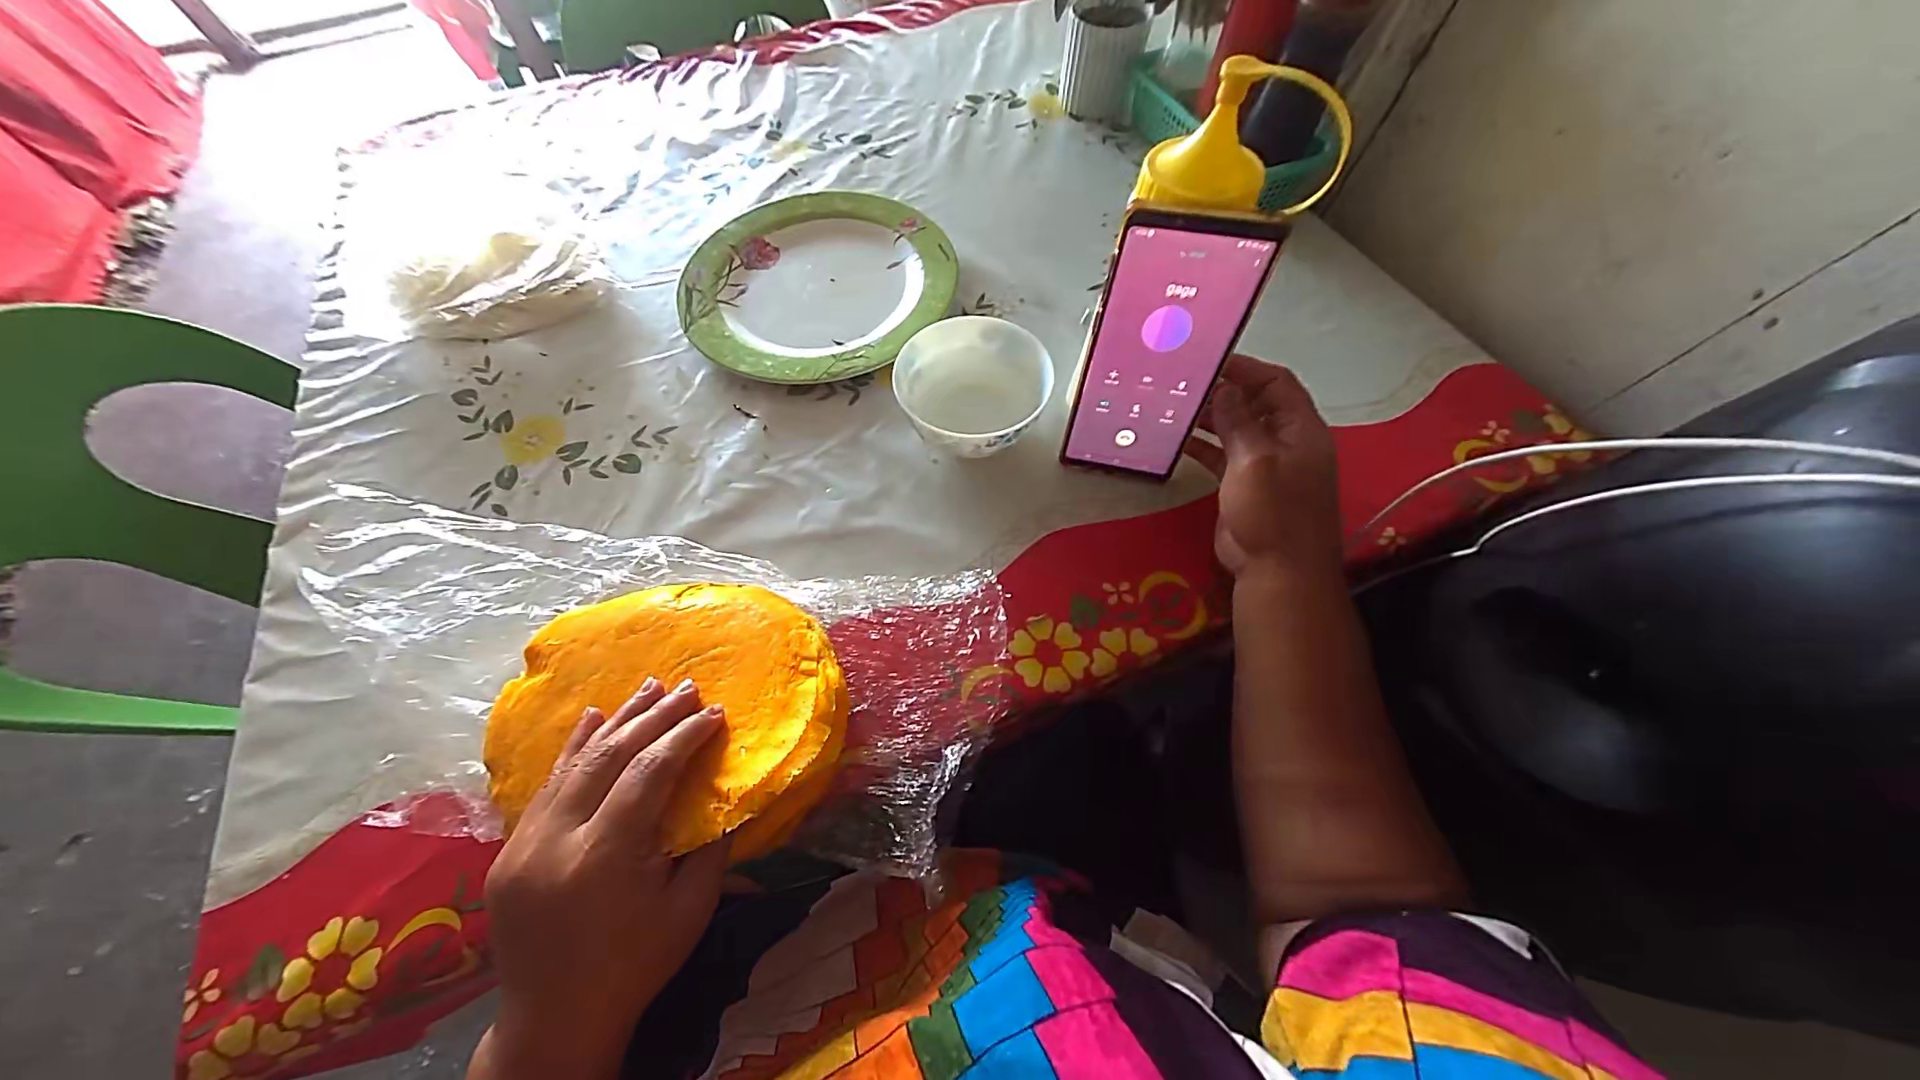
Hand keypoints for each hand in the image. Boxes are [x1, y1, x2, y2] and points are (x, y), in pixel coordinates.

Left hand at [472, 679, 729, 1079]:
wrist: (553, 1022)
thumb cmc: (636, 965)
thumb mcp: (691, 909)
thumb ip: (710, 845)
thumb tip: (727, 792)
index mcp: (604, 856)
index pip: (649, 772)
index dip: (684, 736)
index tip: (715, 714)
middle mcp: (556, 840)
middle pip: (610, 757)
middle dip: (655, 717)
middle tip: (689, 687)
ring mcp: (524, 844)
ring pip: (574, 764)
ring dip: (617, 721)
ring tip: (649, 687)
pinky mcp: (510, 850)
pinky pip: (546, 786)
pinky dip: (574, 748)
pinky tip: (593, 718)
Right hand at [1183, 355, 1341, 578]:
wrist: (1277, 571)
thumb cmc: (1273, 512)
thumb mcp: (1255, 461)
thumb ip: (1239, 421)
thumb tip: (1225, 388)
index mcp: (1301, 430)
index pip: (1277, 384)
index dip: (1246, 369)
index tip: (1210, 361)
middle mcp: (1286, 442)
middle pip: (1255, 404)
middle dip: (1224, 391)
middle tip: (1185, 384)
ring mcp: (1265, 466)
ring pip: (1237, 430)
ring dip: (1211, 418)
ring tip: (1176, 407)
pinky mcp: (1244, 487)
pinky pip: (1223, 456)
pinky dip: (1203, 446)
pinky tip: (1178, 440)